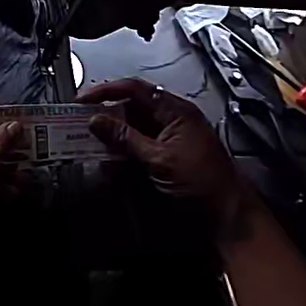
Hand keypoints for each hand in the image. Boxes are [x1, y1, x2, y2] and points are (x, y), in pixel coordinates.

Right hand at [80, 78, 260, 236]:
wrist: (227, 216)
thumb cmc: (200, 181)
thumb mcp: (159, 158)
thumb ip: (126, 138)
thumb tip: (95, 120)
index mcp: (175, 112)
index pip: (136, 90)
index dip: (106, 91)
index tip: (81, 100)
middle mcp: (170, 121)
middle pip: (130, 109)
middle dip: (105, 115)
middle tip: (79, 123)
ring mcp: (166, 141)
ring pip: (130, 131)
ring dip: (110, 138)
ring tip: (88, 144)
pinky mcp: (163, 160)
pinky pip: (135, 150)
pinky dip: (119, 156)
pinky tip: (107, 164)